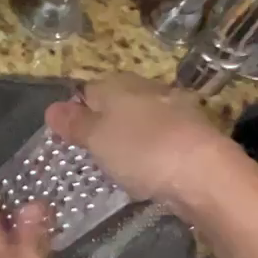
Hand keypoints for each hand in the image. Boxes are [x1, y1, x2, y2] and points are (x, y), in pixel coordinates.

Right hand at [45, 74, 245, 210]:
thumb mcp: (96, 139)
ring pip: (142, 121)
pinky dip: (154, 153)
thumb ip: (74, 124)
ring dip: (131, 139)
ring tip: (121, 166)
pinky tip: (151, 172)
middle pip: (117, 103)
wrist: (206, 173)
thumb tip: (51, 108)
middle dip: (105, 125)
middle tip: (93, 155)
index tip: (69, 140)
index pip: (87, 90)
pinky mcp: (195, 135)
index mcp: (119, 84)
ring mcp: (176, 110)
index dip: (76, 113)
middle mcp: (148, 89)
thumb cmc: (141, 151)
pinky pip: (164, 140)